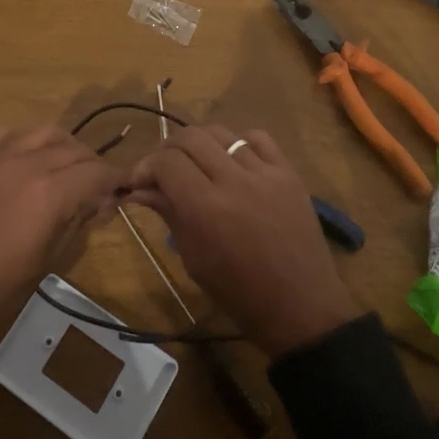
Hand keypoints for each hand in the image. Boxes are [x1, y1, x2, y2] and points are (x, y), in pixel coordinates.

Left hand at [0, 126, 125, 343]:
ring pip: (46, 132)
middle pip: (75, 149)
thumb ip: (78, 221)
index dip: (116, 178)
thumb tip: (103, 201)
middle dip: (94, 164)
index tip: (125, 187)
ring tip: (70, 164)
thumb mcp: (47, 259)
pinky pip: (10, 133)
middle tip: (100, 184)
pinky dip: (29, 139)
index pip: (96, 172)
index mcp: (49, 194)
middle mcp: (28, 164)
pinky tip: (31, 155)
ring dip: (66, 145)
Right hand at [127, 126, 357, 357]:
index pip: (166, 162)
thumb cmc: (239, 292)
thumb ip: (168, 214)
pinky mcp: (288, 172)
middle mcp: (233, 180)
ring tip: (195, 162)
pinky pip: (258, 139)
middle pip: (190, 138)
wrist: (299, 306)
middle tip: (162, 170)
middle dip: (167, 149)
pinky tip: (232, 160)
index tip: (140, 182)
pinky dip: (238, 142)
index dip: (146, 166)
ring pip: (222, 133)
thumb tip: (138, 189)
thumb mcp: (194, 258)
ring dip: (200, 143)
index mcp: (205, 207)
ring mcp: (264, 173)